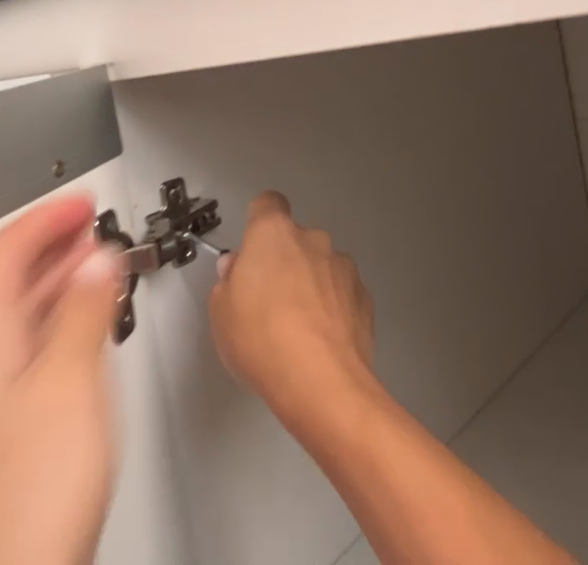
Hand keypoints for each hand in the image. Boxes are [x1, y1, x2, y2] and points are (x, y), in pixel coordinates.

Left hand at [0, 190, 121, 564]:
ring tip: (97, 265)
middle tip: (91, 225)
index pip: (4, 254)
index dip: (45, 220)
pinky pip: (27, 350)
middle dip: (53, 246)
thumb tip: (95, 263)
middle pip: (7, 282)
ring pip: (19, 316)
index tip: (80, 201)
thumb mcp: (69, 381)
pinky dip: (59, 324)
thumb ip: (83, 313)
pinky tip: (86, 332)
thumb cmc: (27, 495)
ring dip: (58, 283)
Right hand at [209, 191, 375, 427]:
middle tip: (269, 302)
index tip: (253, 247)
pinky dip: (333, 307)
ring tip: (300, 328)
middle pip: (295, 240)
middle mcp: (313, 240)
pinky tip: (322, 340)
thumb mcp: (221, 313)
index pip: (268, 204)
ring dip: (312, 284)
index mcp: (274, 234)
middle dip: (285, 261)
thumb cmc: (260, 340)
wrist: (321, 382)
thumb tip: (239, 268)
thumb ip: (228, 281)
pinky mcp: (366, 297)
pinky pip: (342, 293)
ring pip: (322, 266)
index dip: (259, 220)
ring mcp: (344, 267)